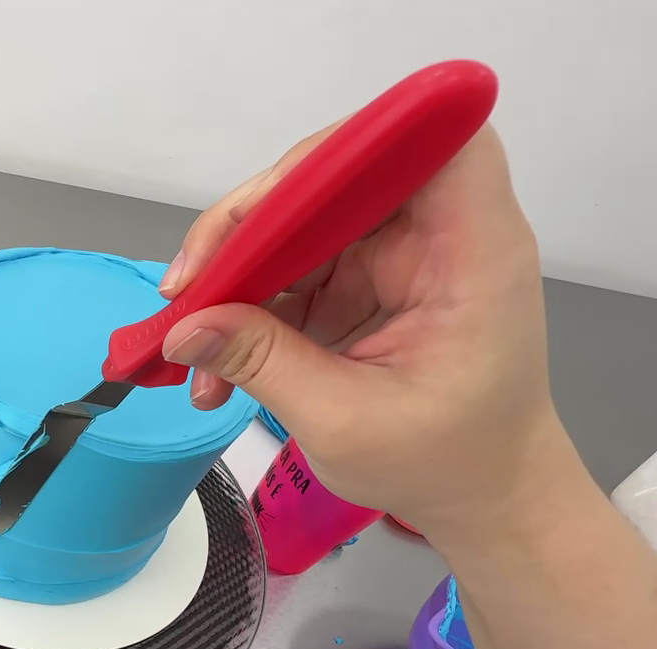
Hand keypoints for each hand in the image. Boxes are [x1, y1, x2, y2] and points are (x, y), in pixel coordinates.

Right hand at [156, 123, 569, 541]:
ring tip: (189, 357)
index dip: (345, 151)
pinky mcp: (358, 293)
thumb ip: (262, 363)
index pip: (424, 144)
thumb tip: (182, 330)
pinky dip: (242, 322)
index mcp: (465, 252)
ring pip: (294, 237)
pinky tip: (213, 372)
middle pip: (332, 186)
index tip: (263, 207)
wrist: (473, 496)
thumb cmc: (438, 463)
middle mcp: (428, 240)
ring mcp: (388, 265)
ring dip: (232, 291)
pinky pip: (287, 282)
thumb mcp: (341, 418)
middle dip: (247, 233)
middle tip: (183, 291)